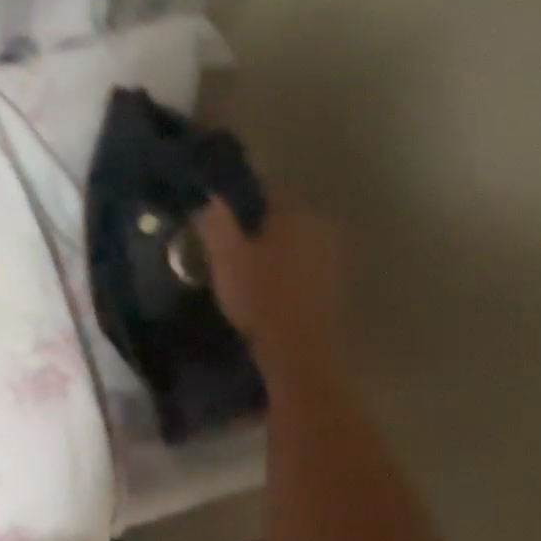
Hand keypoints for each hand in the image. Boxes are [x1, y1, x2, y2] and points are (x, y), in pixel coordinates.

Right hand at [195, 197, 345, 367]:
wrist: (298, 346)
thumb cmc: (258, 296)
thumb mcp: (226, 258)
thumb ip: (216, 223)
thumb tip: (208, 196)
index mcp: (295, 212)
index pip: (263, 194)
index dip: (235, 207)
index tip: (214, 227)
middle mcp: (321, 223)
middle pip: (279, 217)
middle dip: (253, 230)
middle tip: (223, 254)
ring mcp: (332, 251)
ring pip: (292, 240)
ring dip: (270, 251)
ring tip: (241, 274)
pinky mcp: (333, 278)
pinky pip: (301, 263)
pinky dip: (283, 270)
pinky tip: (264, 290)